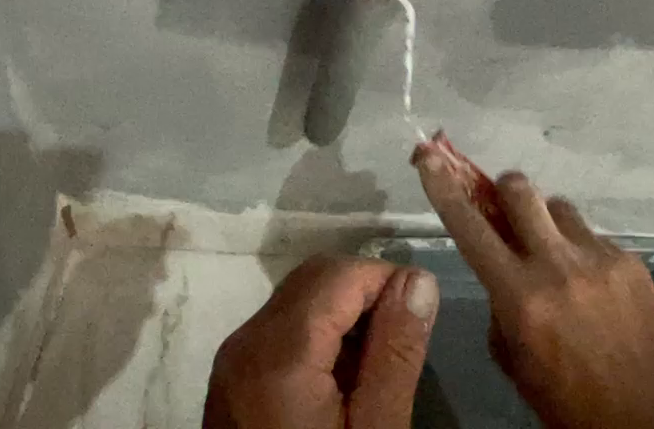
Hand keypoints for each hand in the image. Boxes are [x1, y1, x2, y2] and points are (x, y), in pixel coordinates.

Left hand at [204, 255, 439, 428]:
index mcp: (279, 351)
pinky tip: (342, 380)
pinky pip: (279, 329)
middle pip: (314, 278)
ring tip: (378, 363)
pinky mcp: (230, 380)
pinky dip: (315, 334)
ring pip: (296, 299)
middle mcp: (246, 340)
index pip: (339, 273)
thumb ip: (395, 353)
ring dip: (342, 312)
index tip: (423, 313)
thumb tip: (418, 280)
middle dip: (364, 291)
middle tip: (404, 339)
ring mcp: (232, 361)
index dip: (387, 279)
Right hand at [413, 153, 653, 428]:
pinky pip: (594, 236)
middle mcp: (556, 265)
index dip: (444, 188)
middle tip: (508, 208)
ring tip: (560, 255)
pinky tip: (596, 286)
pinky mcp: (630, 261)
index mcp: (520, 296)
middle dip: (506, 190)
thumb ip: (501, 308)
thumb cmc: (572, 403)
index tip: (429, 158)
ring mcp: (598, 258)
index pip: (470, 228)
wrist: (653, 422)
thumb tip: (500, 273)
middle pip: (520, 190)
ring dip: (549, 222)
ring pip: (559, 206)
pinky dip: (584, 252)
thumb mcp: (516, 363)